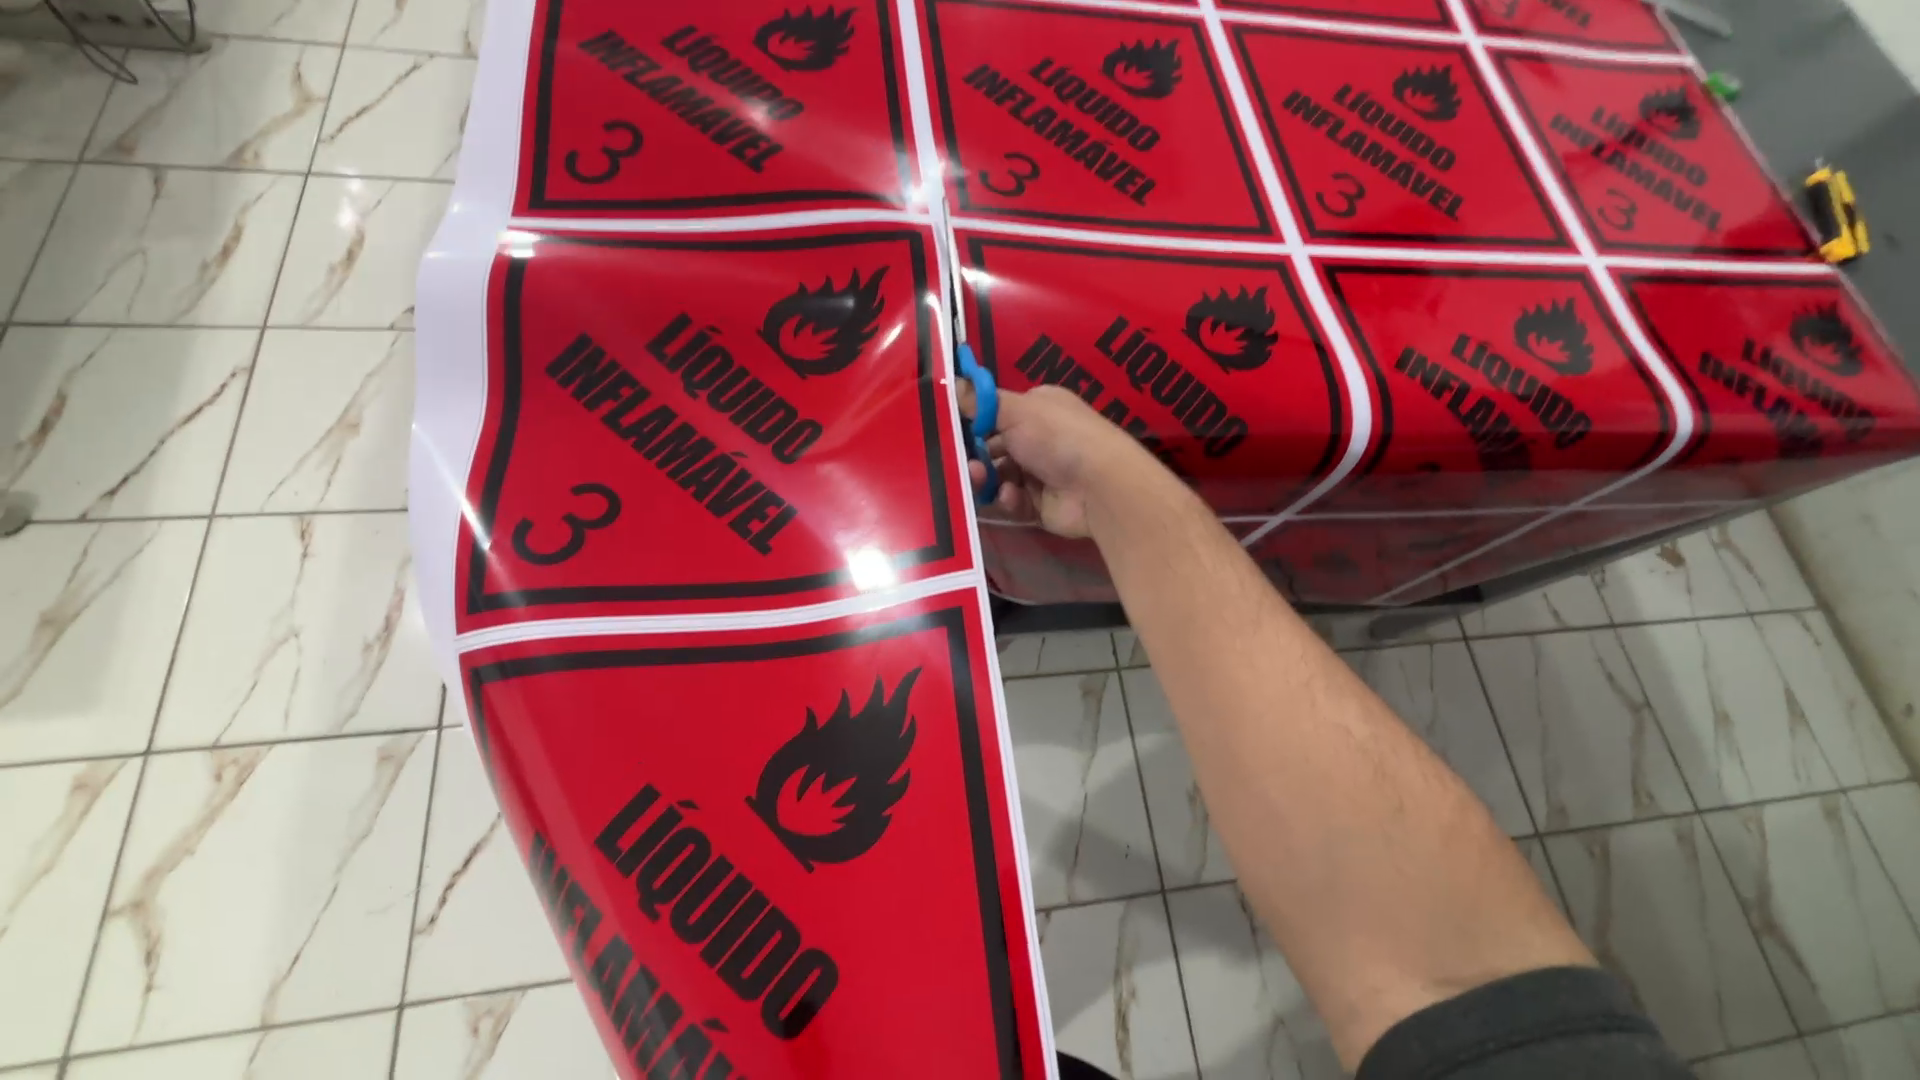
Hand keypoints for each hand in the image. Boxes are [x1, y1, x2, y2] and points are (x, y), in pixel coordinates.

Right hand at [960, 383, 1147, 538]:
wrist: (1098, 486)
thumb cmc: (1056, 436)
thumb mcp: (1015, 410)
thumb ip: (980, 402)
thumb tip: (950, 381)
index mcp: (1038, 409)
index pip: (997, 413)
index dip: (974, 423)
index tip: (949, 432)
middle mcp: (1040, 438)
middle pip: (993, 448)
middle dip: (975, 456)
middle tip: (963, 464)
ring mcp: (1041, 473)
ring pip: (999, 477)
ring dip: (988, 479)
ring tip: (982, 482)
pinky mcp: (1041, 505)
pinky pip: (1013, 501)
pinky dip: (1009, 500)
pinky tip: (1013, 497)